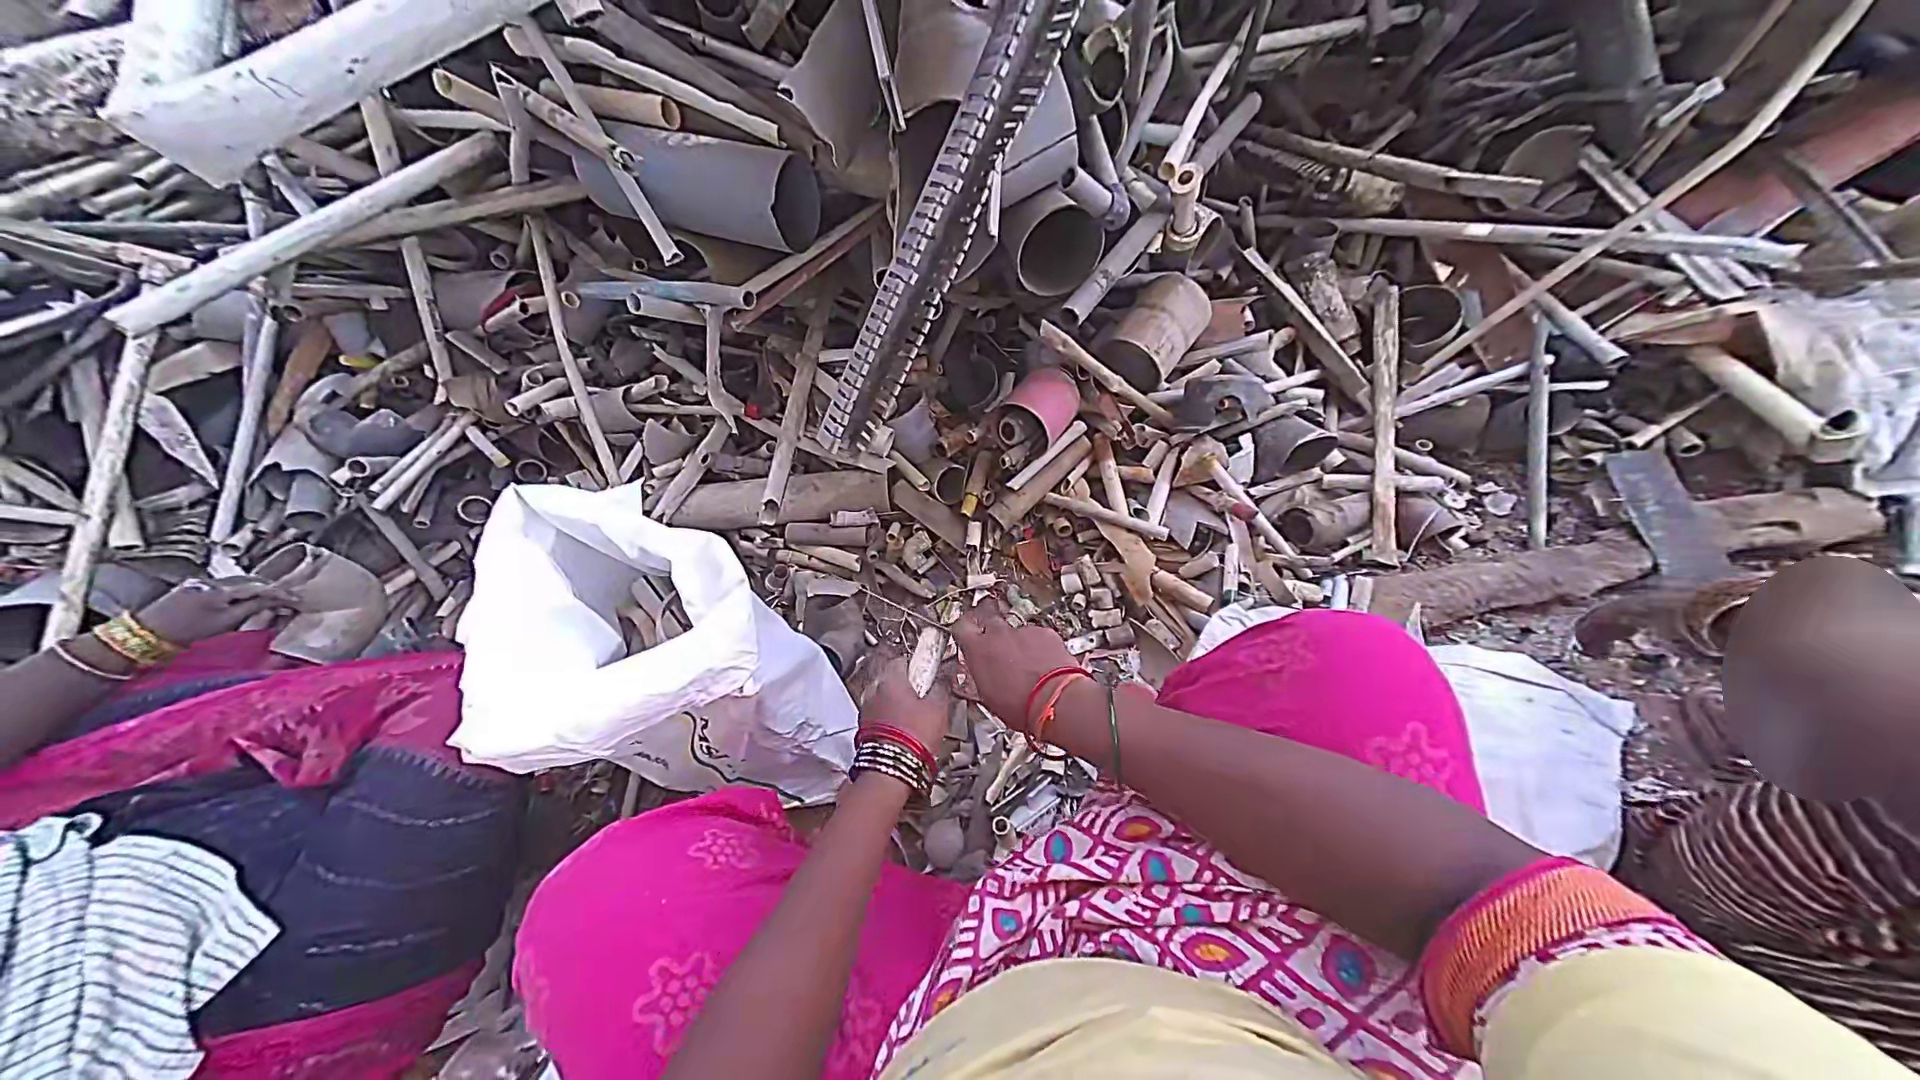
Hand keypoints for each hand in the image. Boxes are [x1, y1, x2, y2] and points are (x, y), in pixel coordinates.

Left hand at [135, 577, 304, 647]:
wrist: (144, 636)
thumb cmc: (187, 631)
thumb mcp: (227, 621)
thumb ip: (255, 607)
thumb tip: (278, 599)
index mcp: (221, 588)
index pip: (260, 586)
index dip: (280, 592)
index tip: (296, 600)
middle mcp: (210, 581)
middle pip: (249, 581)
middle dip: (269, 589)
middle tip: (285, 600)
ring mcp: (198, 583)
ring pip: (237, 583)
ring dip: (254, 590)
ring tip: (267, 600)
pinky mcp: (191, 588)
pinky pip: (224, 587)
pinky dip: (238, 592)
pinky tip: (243, 600)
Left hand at [858, 652, 950, 757]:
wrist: (892, 769)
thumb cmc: (913, 736)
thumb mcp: (938, 708)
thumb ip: (940, 688)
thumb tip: (942, 680)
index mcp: (891, 680)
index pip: (902, 661)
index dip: (916, 666)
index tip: (925, 674)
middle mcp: (874, 692)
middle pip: (891, 682)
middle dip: (905, 689)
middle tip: (922, 700)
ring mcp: (866, 712)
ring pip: (883, 701)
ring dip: (895, 707)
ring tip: (913, 720)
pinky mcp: (864, 731)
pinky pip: (878, 719)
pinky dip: (888, 723)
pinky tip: (902, 733)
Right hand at [951, 596, 1076, 734]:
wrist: (1055, 701)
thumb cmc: (1020, 706)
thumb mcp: (987, 696)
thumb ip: (980, 675)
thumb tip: (981, 674)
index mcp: (978, 650)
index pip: (961, 628)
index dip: (965, 632)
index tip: (968, 637)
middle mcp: (998, 634)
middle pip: (989, 621)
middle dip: (992, 634)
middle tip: (999, 652)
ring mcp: (1023, 631)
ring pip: (1016, 632)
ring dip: (1019, 645)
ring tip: (1027, 668)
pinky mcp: (1045, 633)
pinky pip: (1038, 636)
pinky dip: (1040, 648)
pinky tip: (1044, 666)